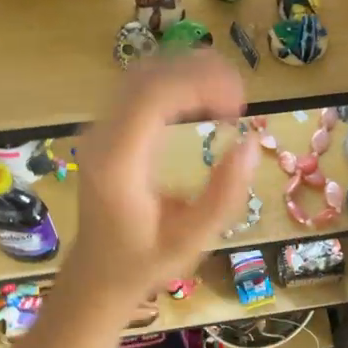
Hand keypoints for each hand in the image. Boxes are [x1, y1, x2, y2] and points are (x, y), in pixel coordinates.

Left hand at [67, 52, 259, 303]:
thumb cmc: (144, 262)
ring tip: (227, 95)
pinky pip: (138, 90)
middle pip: (148, 76)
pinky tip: (202, 102)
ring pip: (142, 75)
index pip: (154, 97)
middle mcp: (101, 137)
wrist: (96, 275)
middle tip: (240, 96)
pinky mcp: (104, 130)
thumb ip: (223, 195)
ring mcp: (98, 130)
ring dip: (187, 74)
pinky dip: (174, 84)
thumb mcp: (191, 240)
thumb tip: (251, 143)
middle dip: (199, 72)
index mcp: (119, 163)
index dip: (200, 84)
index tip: (239, 106)